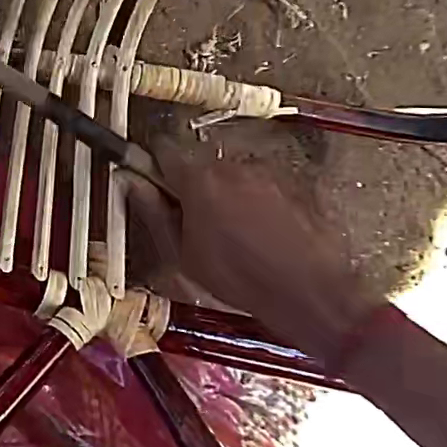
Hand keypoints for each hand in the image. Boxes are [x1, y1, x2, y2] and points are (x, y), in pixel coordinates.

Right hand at [154, 137, 381, 357]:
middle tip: (191, 218)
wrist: (316, 298)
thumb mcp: (181, 253)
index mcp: (197, 178)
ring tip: (230, 231)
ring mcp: (266, 175)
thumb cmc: (242, 279)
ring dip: (224, 193)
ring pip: (230, 175)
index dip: (153, 164)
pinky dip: (254, 202)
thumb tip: (130, 181)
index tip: (151, 179)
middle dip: (191, 184)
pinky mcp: (293, 187)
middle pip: (197, 162)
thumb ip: (152, 211)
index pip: (161, 148)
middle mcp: (231, 167)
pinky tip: (259, 233)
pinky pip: (260, 186)